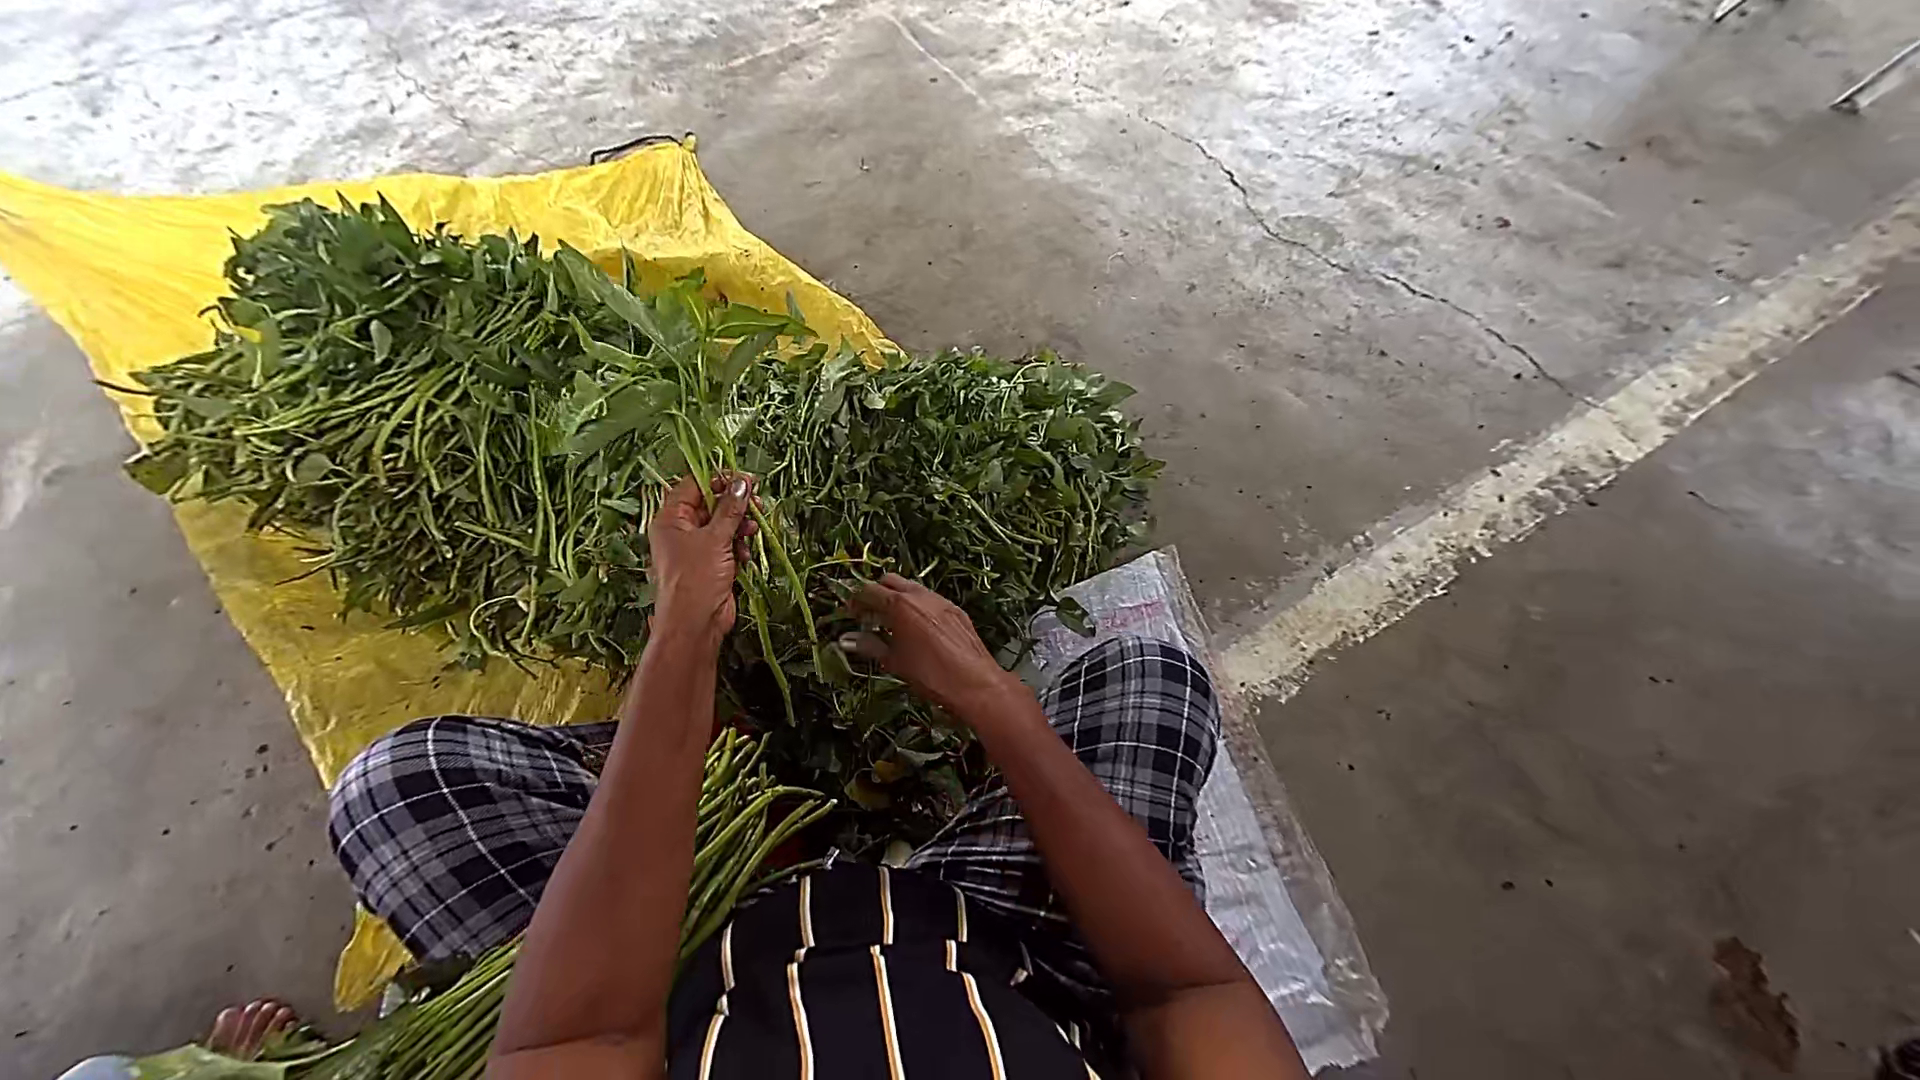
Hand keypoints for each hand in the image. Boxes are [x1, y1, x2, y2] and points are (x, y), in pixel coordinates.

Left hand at [647, 472, 756, 644]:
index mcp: (671, 519)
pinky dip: (739, 546)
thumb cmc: (695, 579)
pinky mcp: (712, 563)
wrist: (696, 622)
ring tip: (752, 531)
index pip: (694, 486)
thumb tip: (742, 482)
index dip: (719, 480)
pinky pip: (729, 544)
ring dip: (741, 526)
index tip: (744, 480)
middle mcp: (681, 531)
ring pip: (723, 525)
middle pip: (711, 505)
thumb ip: (730, 508)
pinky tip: (745, 555)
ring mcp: (697, 548)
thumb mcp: (715, 538)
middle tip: (757, 503)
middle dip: (735, 505)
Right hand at [840, 573, 1023, 719]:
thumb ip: (870, 645)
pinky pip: (930, 599)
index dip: (856, 600)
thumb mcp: (894, 661)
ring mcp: (940, 600)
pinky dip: (917, 605)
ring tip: (891, 622)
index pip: (869, 591)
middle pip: (890, 581)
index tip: (850, 612)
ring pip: (912, 588)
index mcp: (900, 605)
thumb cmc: (930, 674)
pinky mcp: (955, 609)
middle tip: (868, 614)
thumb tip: (846, 640)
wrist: (974, 682)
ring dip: (898, 598)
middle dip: (876, 593)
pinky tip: (916, 627)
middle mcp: (920, 595)